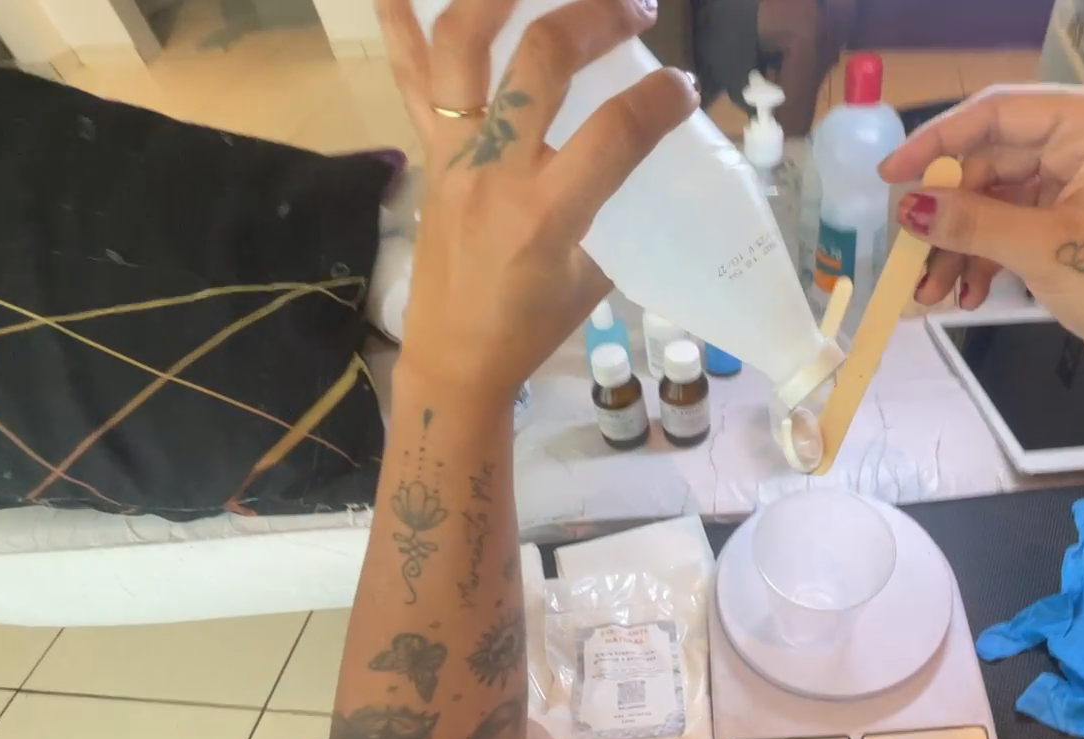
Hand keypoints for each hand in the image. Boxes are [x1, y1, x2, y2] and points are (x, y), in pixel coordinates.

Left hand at [380, 0, 696, 403]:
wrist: (456, 359)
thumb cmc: (529, 331)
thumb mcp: (588, 283)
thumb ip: (605, 218)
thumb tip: (621, 168)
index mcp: (548, 216)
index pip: (615, 135)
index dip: (659, 101)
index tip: (684, 88)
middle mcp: (496, 172)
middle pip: (543, 62)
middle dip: (596, 19)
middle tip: (634, 7)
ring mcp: (454, 158)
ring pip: (463, 46)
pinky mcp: (429, 159)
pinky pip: (410, 82)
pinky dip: (399, 24)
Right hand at [880, 86, 1083, 396]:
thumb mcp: (1044, 249)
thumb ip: (972, 222)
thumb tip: (909, 208)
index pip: (999, 113)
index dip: (937, 142)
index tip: (889, 175)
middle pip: (991, 164)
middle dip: (948, 216)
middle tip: (910, 255)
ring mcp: (1077, 181)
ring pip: (994, 202)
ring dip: (960, 247)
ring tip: (932, 292)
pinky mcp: (1070, 219)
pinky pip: (1010, 227)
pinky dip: (984, 259)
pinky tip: (967, 294)